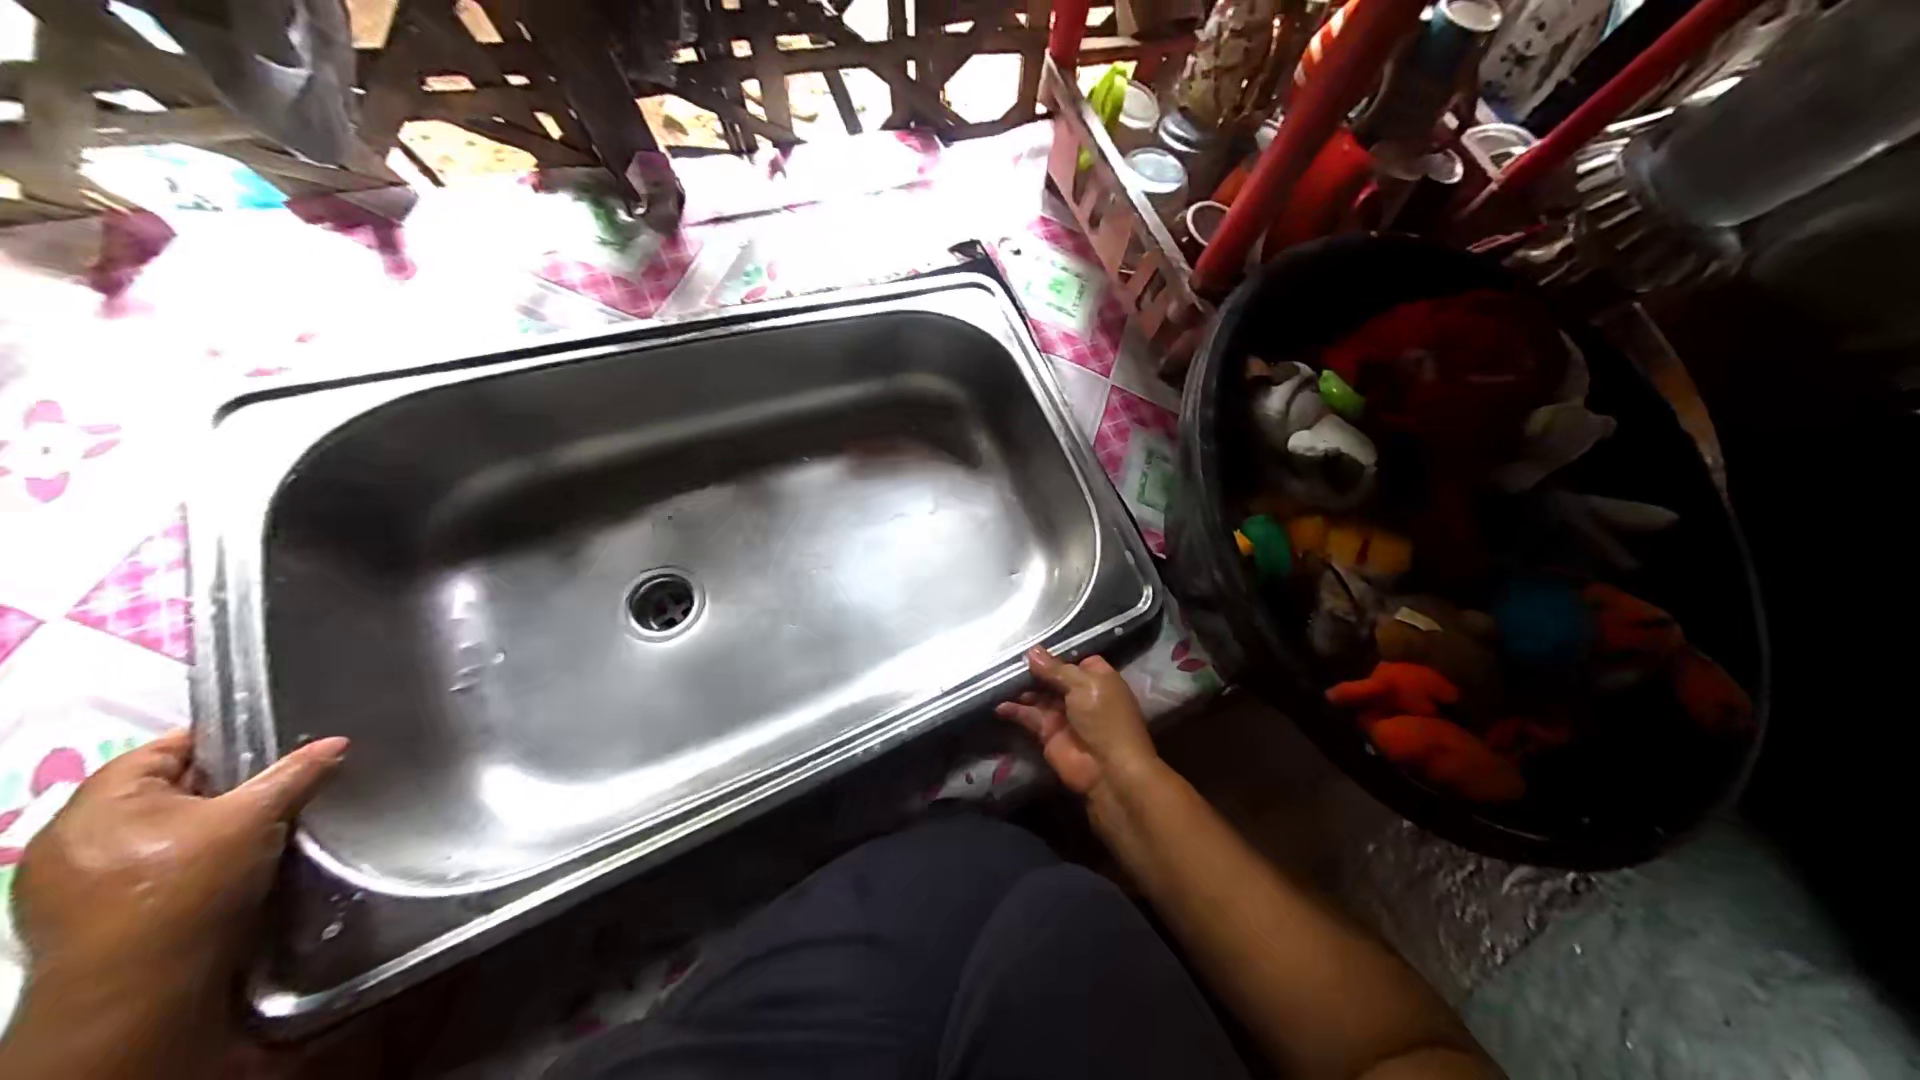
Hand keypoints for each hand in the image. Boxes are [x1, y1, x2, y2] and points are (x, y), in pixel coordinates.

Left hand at [1, 730, 346, 1078]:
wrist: (138, 992)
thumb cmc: (188, 888)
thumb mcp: (256, 819)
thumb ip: (295, 774)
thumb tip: (337, 742)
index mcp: (97, 800)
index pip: (168, 747)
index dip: (224, 742)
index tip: (273, 750)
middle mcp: (66, 835)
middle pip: (161, 790)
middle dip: (217, 789)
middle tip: (270, 793)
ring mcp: (62, 881)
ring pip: (150, 831)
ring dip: (196, 828)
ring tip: (250, 832)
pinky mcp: (74, 916)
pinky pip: (135, 868)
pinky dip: (175, 861)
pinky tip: (213, 872)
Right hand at [995, 647, 1158, 795]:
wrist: (1108, 770)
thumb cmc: (1104, 718)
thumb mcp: (1083, 684)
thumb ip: (1055, 669)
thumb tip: (1032, 651)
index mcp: (1097, 678)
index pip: (1073, 660)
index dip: (1054, 654)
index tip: (1030, 646)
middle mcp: (1079, 694)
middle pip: (1051, 677)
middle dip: (1032, 670)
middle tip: (1006, 660)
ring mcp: (1063, 713)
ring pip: (1037, 695)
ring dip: (1020, 688)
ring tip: (998, 679)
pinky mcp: (1047, 732)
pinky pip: (1028, 716)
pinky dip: (1014, 710)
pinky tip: (999, 704)